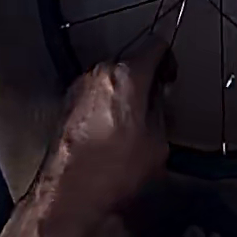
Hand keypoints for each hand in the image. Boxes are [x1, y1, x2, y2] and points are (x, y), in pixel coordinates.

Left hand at [0, 43, 171, 236]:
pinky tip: (105, 130)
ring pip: (111, 76)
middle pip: (131, 61)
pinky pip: (93, 90)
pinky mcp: (67, 98)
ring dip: (121, 91)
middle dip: (143, 79)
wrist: (68, 192)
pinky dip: (102, 101)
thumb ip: (161, 111)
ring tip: (126, 123)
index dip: (167, 57)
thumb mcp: (157, 145)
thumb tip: (158, 100)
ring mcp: (81, 82)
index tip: (170, 74)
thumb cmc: (113, 170)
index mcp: (128, 74)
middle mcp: (102, 70)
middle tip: (151, 104)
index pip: (155, 44)